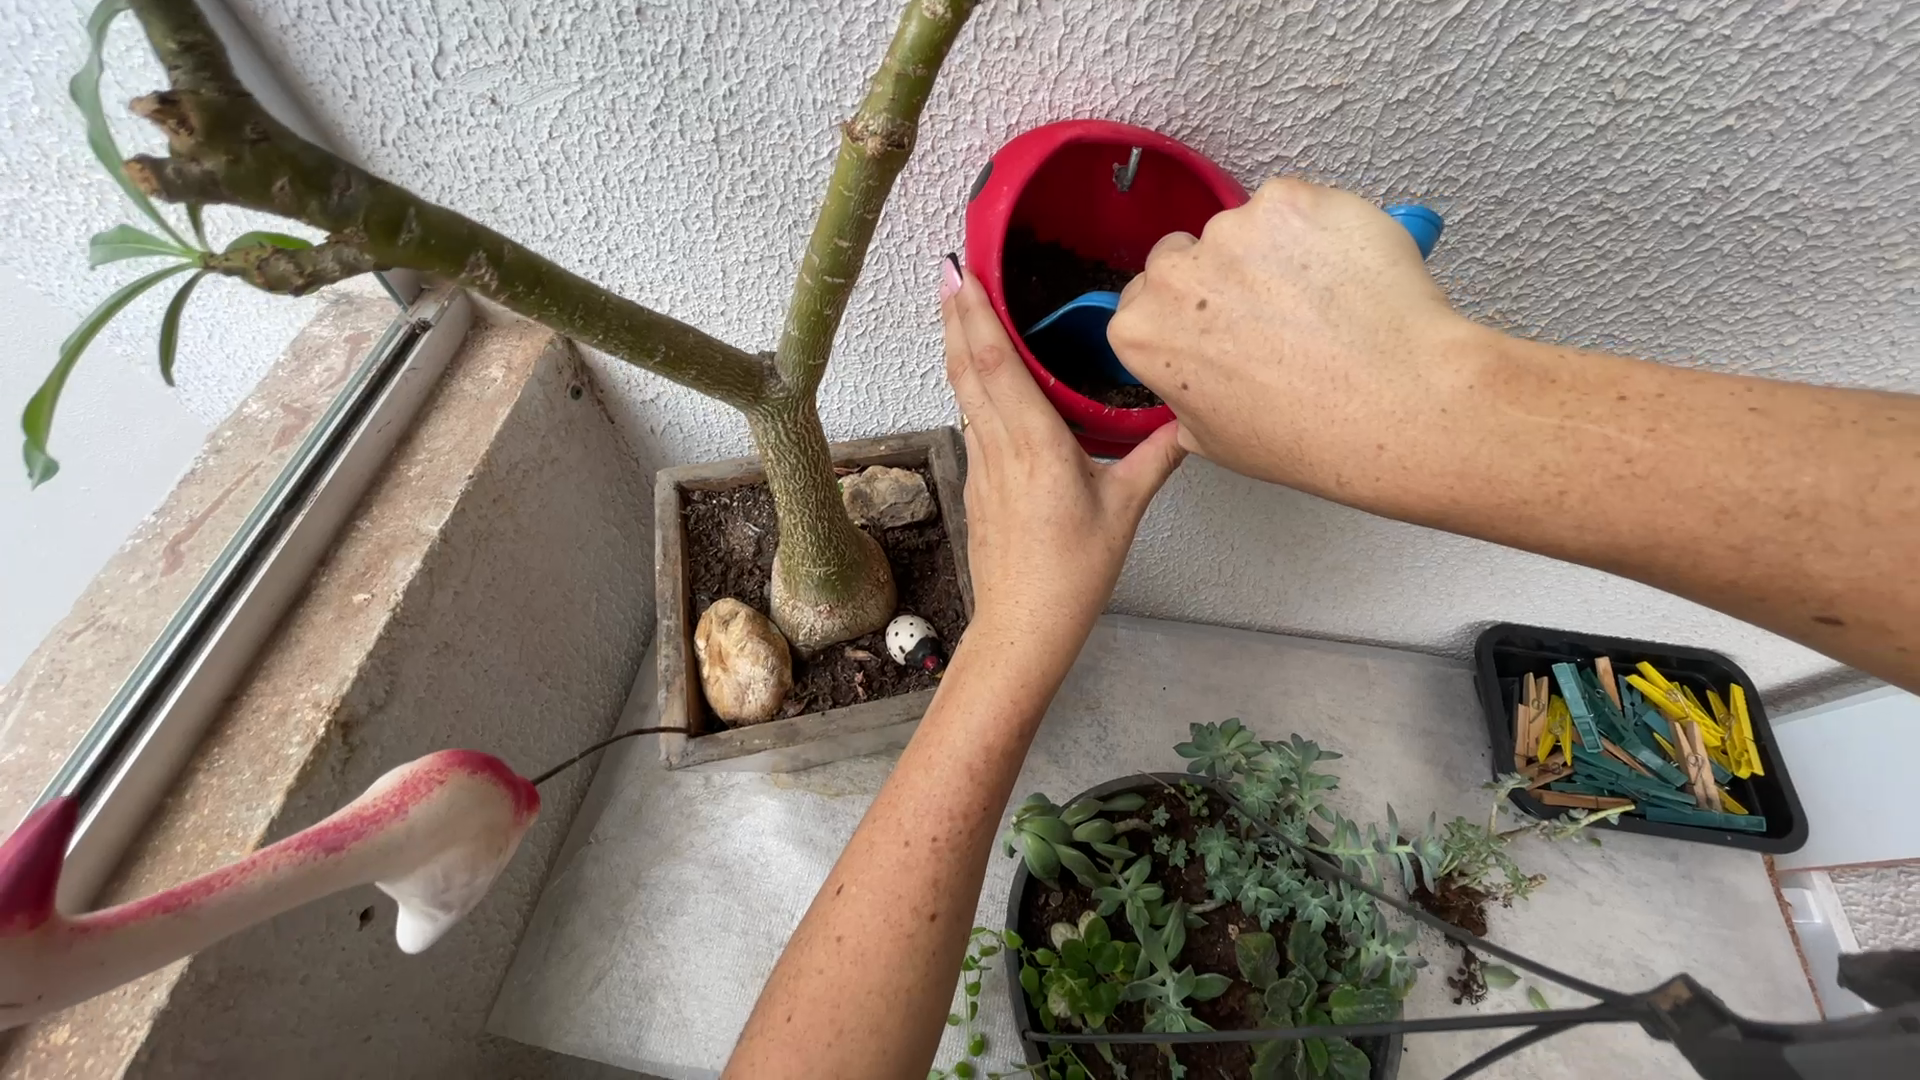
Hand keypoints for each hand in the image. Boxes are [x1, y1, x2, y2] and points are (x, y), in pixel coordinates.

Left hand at [940, 261, 1184, 649]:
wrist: (1023, 624)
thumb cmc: (1073, 573)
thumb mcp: (1124, 511)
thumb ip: (1154, 459)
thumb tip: (1185, 422)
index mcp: (1036, 446)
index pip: (996, 366)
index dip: (975, 315)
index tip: (961, 273)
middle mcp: (999, 448)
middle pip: (966, 369)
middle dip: (955, 315)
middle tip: (946, 268)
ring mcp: (982, 466)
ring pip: (962, 394)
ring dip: (955, 346)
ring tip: (954, 308)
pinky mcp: (977, 484)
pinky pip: (970, 421)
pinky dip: (967, 386)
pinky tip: (976, 377)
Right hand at [1107, 177, 1491, 502]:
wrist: (1390, 405)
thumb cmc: (1303, 434)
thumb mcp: (1209, 440)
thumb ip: (1182, 395)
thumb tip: (1194, 385)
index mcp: (1140, 333)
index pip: (1140, 301)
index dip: (1177, 313)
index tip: (1207, 324)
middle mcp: (1173, 277)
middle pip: (1180, 256)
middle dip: (1213, 277)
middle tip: (1263, 312)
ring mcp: (1231, 232)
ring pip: (1241, 231)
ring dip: (1269, 253)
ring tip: (1315, 300)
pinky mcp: (1290, 201)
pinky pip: (1294, 207)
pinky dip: (1315, 230)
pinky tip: (1341, 274)